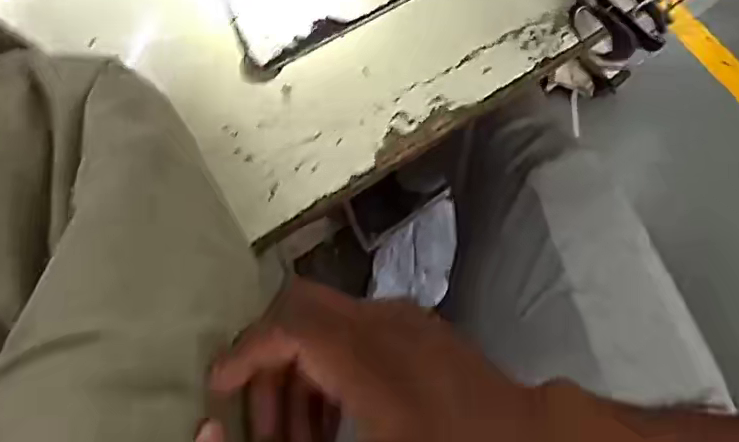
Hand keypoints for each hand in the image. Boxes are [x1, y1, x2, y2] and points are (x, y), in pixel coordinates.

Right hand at [197, 278, 544, 441]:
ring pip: (327, 322)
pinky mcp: (416, 329)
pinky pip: (354, 334)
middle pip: (302, 310)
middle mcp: (382, 319)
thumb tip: (226, 429)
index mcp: (368, 349)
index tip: (215, 388)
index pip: (291, 321)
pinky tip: (334, 424)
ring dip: (299, 372)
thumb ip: (301, 440)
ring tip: (295, 440)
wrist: (523, 440)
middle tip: (259, 433)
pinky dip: (328, 370)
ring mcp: (403, 318)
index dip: (246, 350)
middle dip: (268, 365)